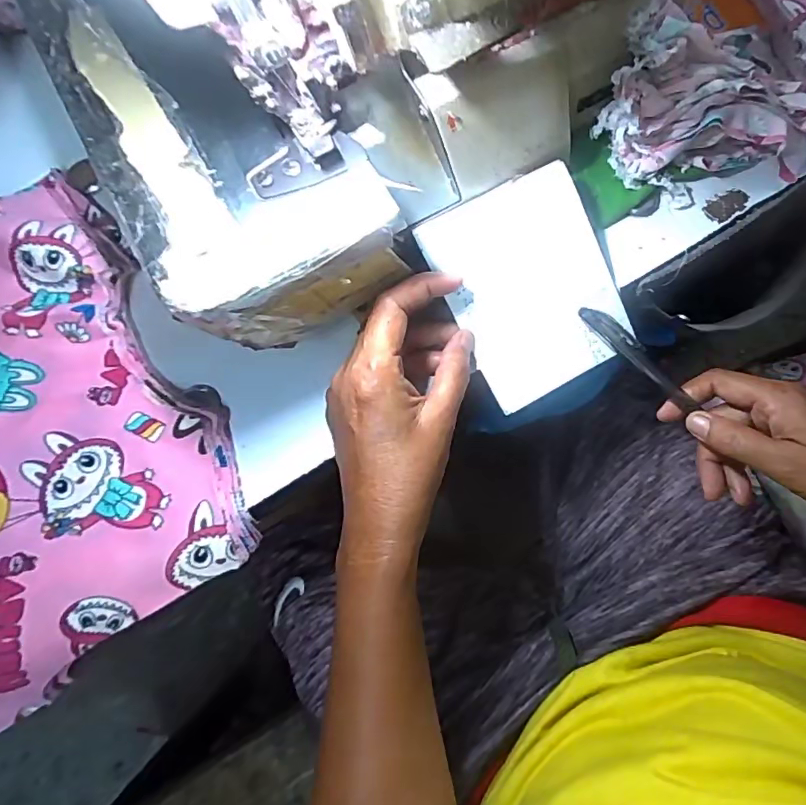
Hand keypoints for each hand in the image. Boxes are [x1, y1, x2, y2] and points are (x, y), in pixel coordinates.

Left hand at [327, 273, 474, 567]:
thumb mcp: (441, 418)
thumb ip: (454, 369)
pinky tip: (432, 375)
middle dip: (425, 320)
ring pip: (379, 347)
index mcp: (368, 372)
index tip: (455, 281)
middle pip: (382, 325)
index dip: (423, 287)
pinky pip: (373, 368)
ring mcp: (341, 390)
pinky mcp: (345, 405)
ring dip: (416, 344)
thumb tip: (464, 336)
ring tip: (454, 357)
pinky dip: (403, 363)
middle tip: (462, 332)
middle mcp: (346, 373)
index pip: (390, 308)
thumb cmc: (411, 473)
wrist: (378, 523)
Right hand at [657, 369, 805, 549]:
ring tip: (735, 500)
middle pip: (726, 416)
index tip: (664, 420)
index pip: (718, 382)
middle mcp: (778, 400)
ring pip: (740, 433)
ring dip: (731, 465)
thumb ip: (734, 440)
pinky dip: (749, 466)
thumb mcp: (781, 463)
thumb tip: (692, 418)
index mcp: (775, 398)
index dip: (686, 396)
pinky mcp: (796, 434)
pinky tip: (750, 493)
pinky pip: (759, 443)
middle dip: (713, 452)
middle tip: (712, 492)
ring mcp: (788, 417)